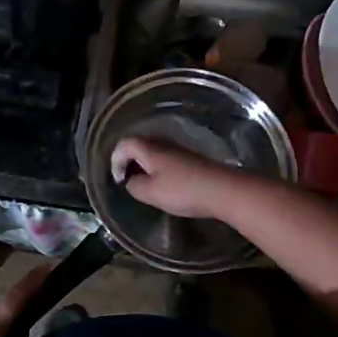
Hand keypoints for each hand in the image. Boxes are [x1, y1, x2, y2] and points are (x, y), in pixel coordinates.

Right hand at [109, 137, 246, 219]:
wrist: (222, 190)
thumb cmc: (182, 190)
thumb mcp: (150, 192)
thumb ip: (134, 186)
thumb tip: (130, 181)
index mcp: (149, 149)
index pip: (124, 144)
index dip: (115, 161)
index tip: (118, 180)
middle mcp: (163, 144)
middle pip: (138, 146)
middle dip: (129, 163)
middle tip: (128, 182)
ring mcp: (179, 151)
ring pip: (154, 154)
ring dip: (145, 168)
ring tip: (145, 187)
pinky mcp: (191, 161)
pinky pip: (167, 161)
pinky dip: (159, 171)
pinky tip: (165, 187)